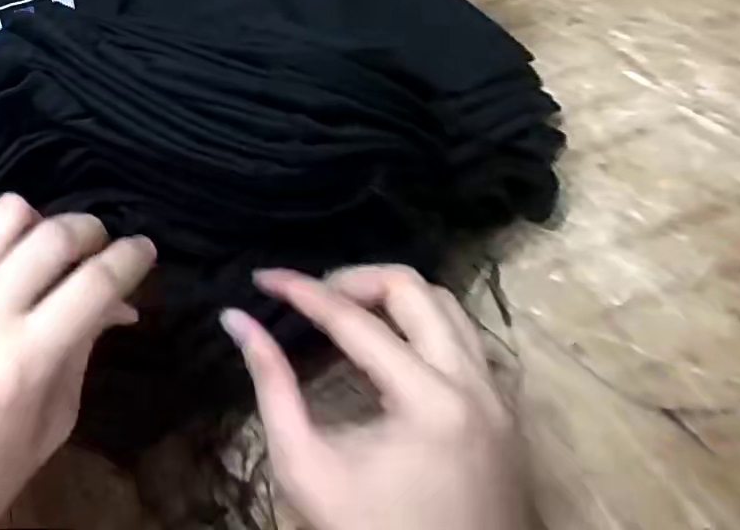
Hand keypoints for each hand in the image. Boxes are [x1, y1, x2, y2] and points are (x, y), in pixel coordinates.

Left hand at [0, 194, 156, 529]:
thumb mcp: (56, 419)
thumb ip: (85, 346)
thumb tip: (120, 301)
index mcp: (25, 359)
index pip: (93, 285)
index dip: (130, 259)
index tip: (146, 248)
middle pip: (53, 236)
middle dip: (92, 230)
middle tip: (103, 247)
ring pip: (7, 212)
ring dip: (41, 219)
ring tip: (50, 247)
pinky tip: (4, 242)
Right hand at [220, 266, 528, 529]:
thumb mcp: (303, 461)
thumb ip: (270, 380)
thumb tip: (235, 317)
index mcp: (430, 403)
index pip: (352, 317)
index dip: (298, 289)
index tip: (260, 278)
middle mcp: (476, 391)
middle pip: (413, 288)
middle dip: (350, 279)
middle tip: (309, 296)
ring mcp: (499, 405)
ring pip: (447, 306)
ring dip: (389, 298)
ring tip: (344, 314)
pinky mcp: (504, 419)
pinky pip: (465, 340)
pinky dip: (419, 325)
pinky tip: (383, 347)